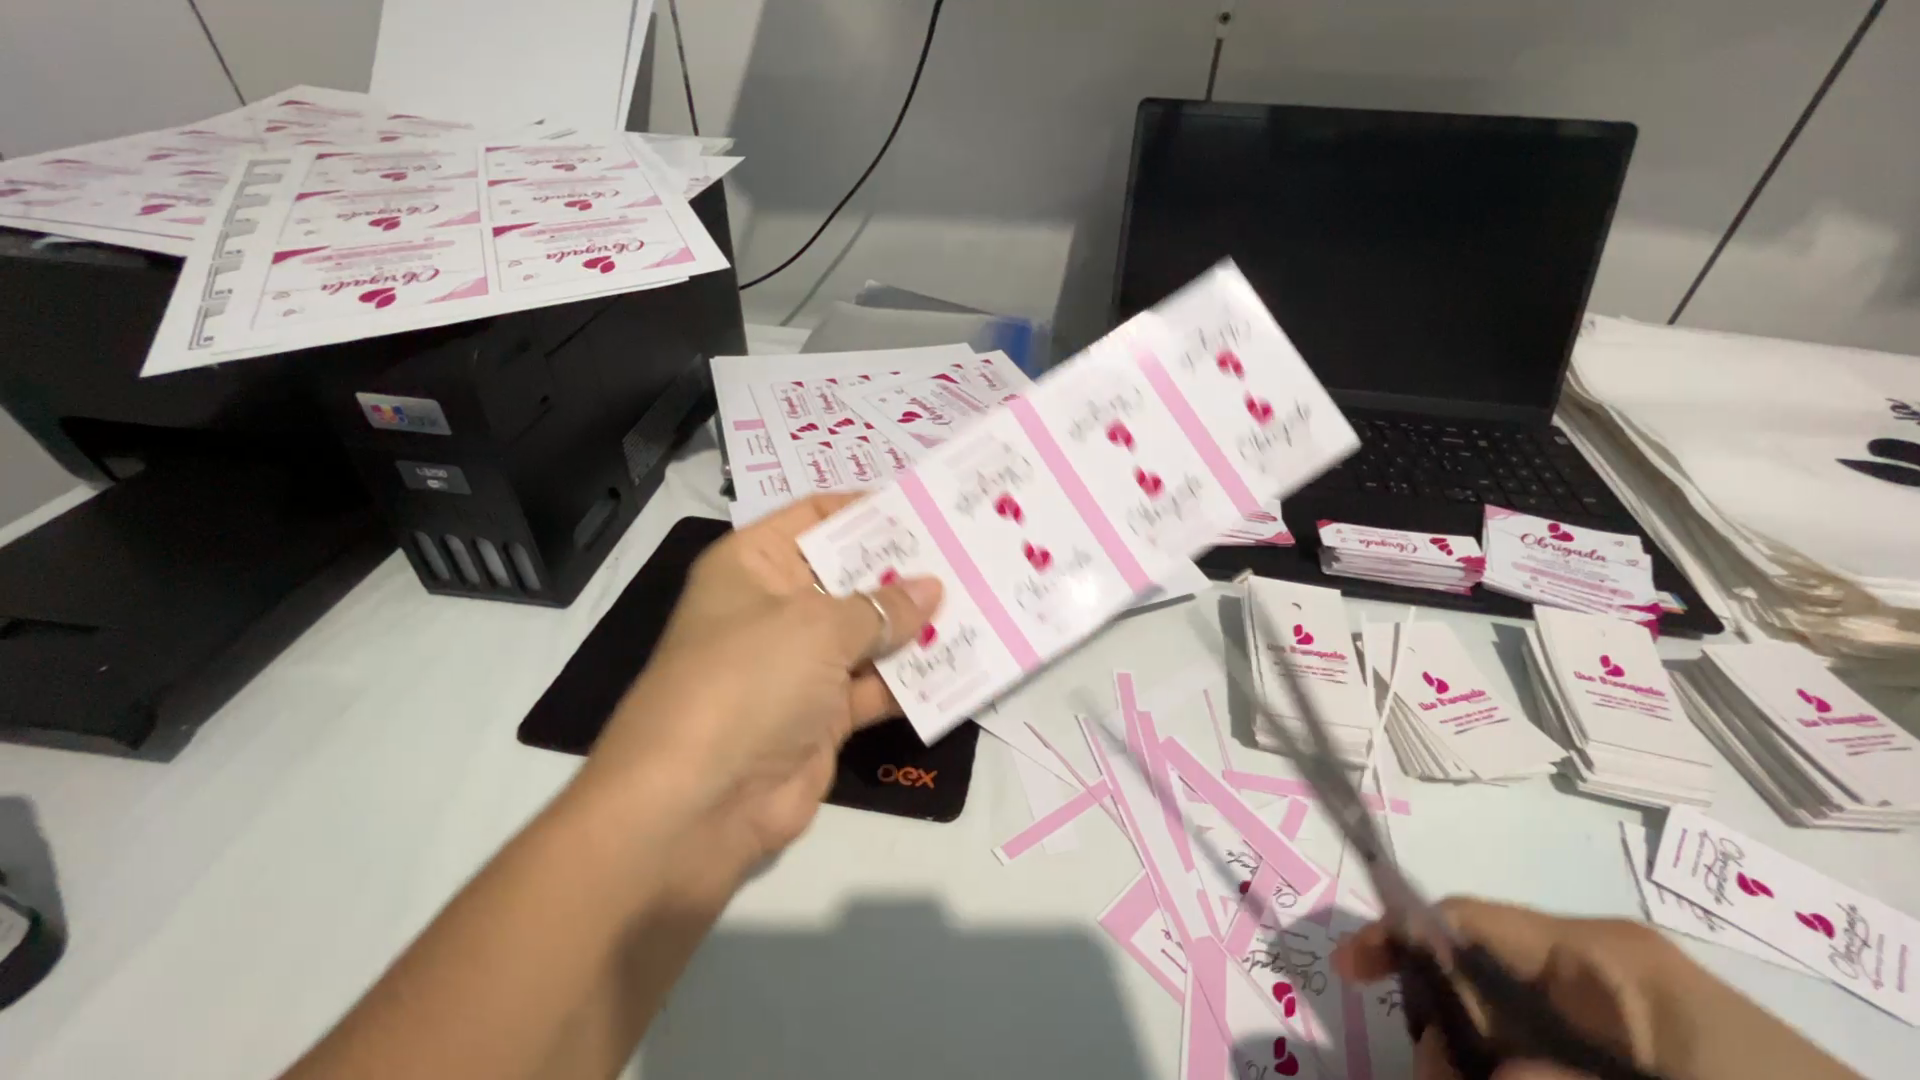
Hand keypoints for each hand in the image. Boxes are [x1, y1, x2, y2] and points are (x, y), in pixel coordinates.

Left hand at [578, 495, 942, 885]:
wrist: (698, 803)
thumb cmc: (748, 680)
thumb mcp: (816, 626)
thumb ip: (881, 606)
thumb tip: (932, 586)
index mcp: (753, 565)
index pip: (814, 517)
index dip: (866, 509)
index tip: (928, 505)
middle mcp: (775, 608)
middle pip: (849, 575)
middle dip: (904, 568)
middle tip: (972, 551)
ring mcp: (799, 666)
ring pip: (869, 634)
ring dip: (918, 624)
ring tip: (983, 599)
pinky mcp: (822, 716)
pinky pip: (877, 687)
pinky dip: (914, 679)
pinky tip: (966, 662)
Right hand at [1331, 898, 1860, 1079]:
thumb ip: (1557, 1070)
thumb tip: (1479, 1071)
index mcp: (1592, 951)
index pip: (1466, 918)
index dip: (1399, 935)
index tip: (1352, 972)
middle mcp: (1588, 969)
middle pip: (1472, 984)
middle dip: (1441, 1032)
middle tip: (1438, 1079)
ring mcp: (1604, 1011)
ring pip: (1499, 1030)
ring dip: (1470, 1062)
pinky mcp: (1613, 1046)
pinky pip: (1536, 1052)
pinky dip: (1506, 1069)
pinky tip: (1498, 1078)